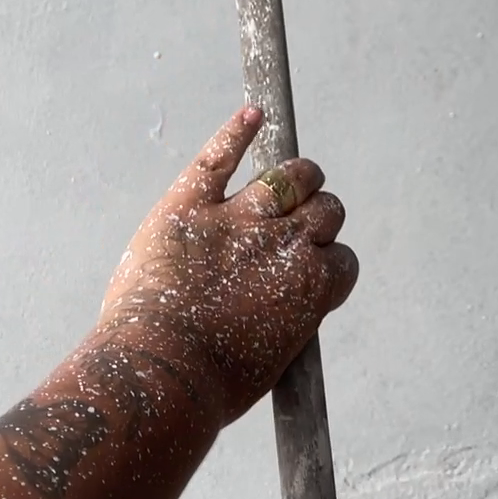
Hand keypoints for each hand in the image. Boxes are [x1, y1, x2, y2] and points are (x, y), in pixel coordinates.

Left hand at [97, 107, 358, 423]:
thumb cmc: (212, 384)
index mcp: (313, 284)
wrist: (155, 379)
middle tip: (296, 229)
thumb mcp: (276, 356)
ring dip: (297, 178)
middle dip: (318, 218)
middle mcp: (286, 242)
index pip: (343, 257)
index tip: (312, 272)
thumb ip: (297, 313)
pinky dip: (238, 130)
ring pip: (291, 175)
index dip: (328, 264)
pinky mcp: (190, 204)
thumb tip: (300, 295)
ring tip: (286, 183)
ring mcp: (239, 217)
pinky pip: (221, 155)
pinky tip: (252, 114)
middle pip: (326, 209)